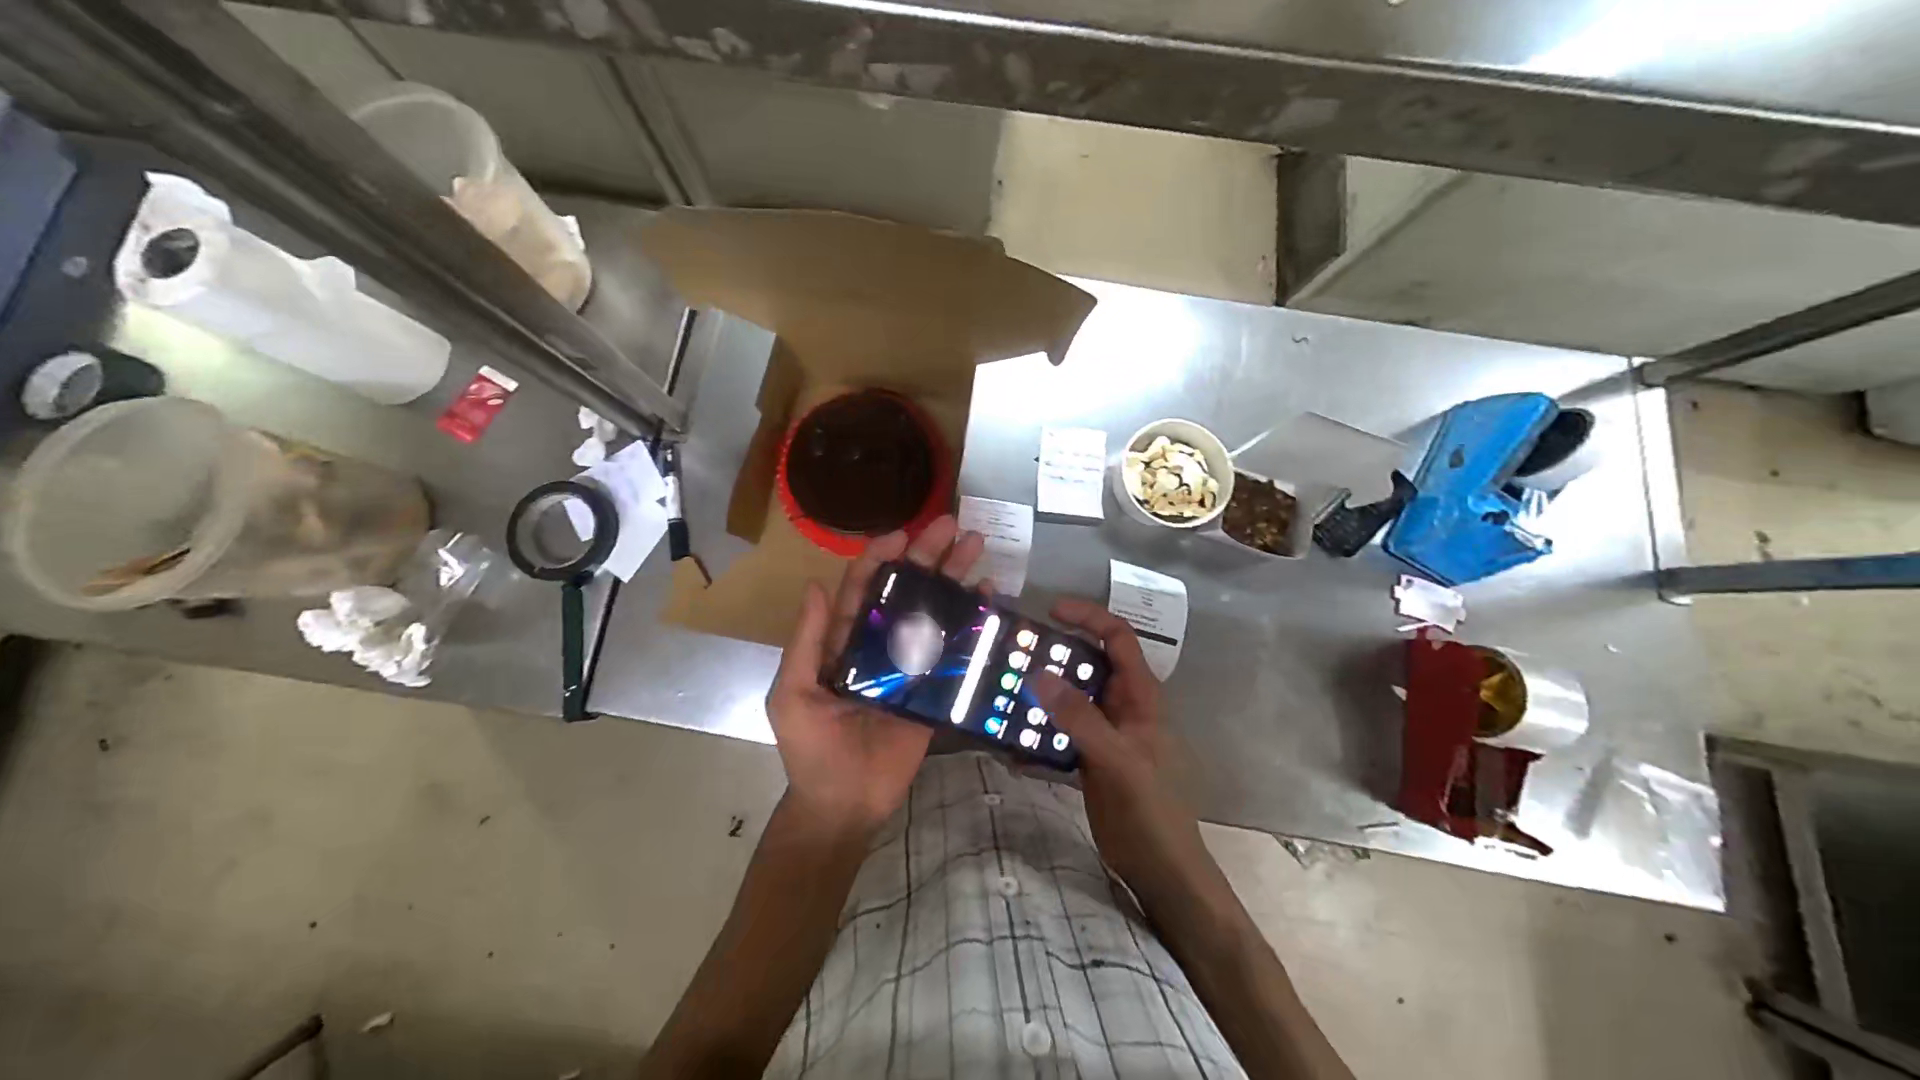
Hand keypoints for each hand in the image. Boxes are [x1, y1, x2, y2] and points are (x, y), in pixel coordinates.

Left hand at [767, 515, 984, 838]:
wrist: (844, 804)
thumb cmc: (811, 750)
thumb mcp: (793, 695)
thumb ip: (806, 642)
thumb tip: (814, 585)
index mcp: (842, 641)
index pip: (862, 588)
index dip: (880, 558)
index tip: (903, 535)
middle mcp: (879, 645)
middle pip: (904, 591)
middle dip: (927, 557)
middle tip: (954, 526)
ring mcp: (909, 666)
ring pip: (933, 613)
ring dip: (954, 579)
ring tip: (978, 547)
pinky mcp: (934, 689)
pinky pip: (954, 651)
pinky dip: (971, 623)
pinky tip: (989, 598)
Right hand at [1033, 600, 1209, 894]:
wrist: (1162, 870)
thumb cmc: (1153, 811)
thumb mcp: (1118, 761)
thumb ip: (1081, 719)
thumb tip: (1039, 675)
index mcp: (1140, 696)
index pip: (1118, 639)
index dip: (1089, 617)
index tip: (1049, 611)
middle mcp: (1122, 706)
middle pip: (1085, 666)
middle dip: (1050, 659)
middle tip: (1010, 659)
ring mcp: (1104, 733)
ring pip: (1068, 701)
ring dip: (1037, 700)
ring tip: (1000, 699)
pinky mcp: (1089, 759)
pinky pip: (1058, 736)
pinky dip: (1036, 739)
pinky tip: (1011, 752)